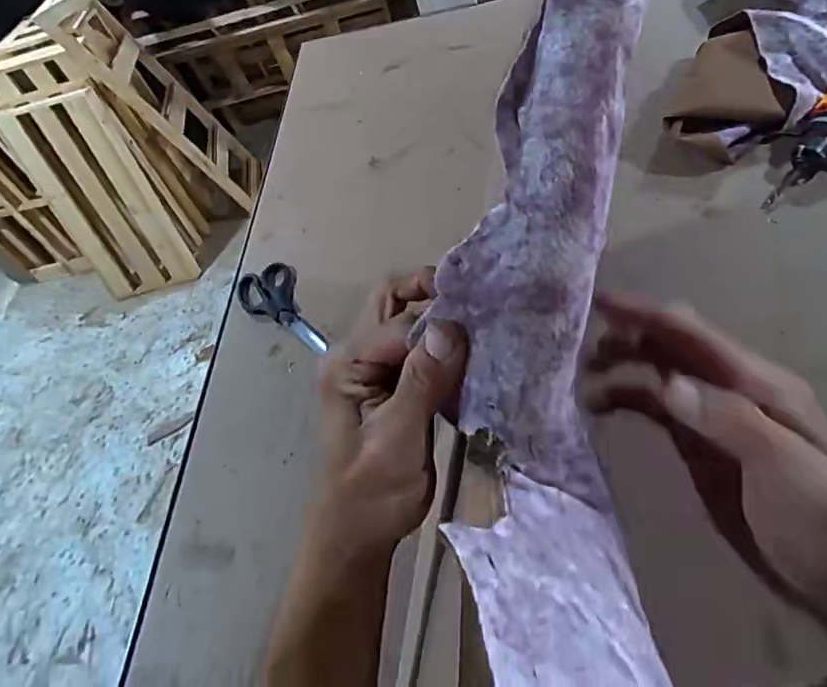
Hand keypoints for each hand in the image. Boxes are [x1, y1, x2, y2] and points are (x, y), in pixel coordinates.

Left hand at [267, 270, 469, 686]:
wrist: (358, 536)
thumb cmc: (372, 493)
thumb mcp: (398, 438)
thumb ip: (422, 381)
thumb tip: (452, 326)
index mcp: (347, 363)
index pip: (398, 325)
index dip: (437, 327)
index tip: (479, 333)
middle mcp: (356, 354)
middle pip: (393, 300)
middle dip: (432, 291)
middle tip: (475, 299)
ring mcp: (374, 366)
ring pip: (408, 318)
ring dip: (441, 315)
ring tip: (480, 321)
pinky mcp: (394, 381)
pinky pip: (421, 346)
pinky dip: (445, 343)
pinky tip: (472, 353)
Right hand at [582, 291, 826, 623]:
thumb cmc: (826, 529)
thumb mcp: (791, 473)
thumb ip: (732, 421)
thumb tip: (667, 383)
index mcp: (758, 384)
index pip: (693, 334)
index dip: (645, 312)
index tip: (598, 300)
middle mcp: (733, 389)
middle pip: (672, 346)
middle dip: (627, 336)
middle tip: (577, 345)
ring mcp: (715, 416)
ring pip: (659, 375)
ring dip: (623, 368)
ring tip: (583, 380)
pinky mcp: (701, 446)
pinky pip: (658, 409)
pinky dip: (629, 400)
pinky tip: (602, 406)